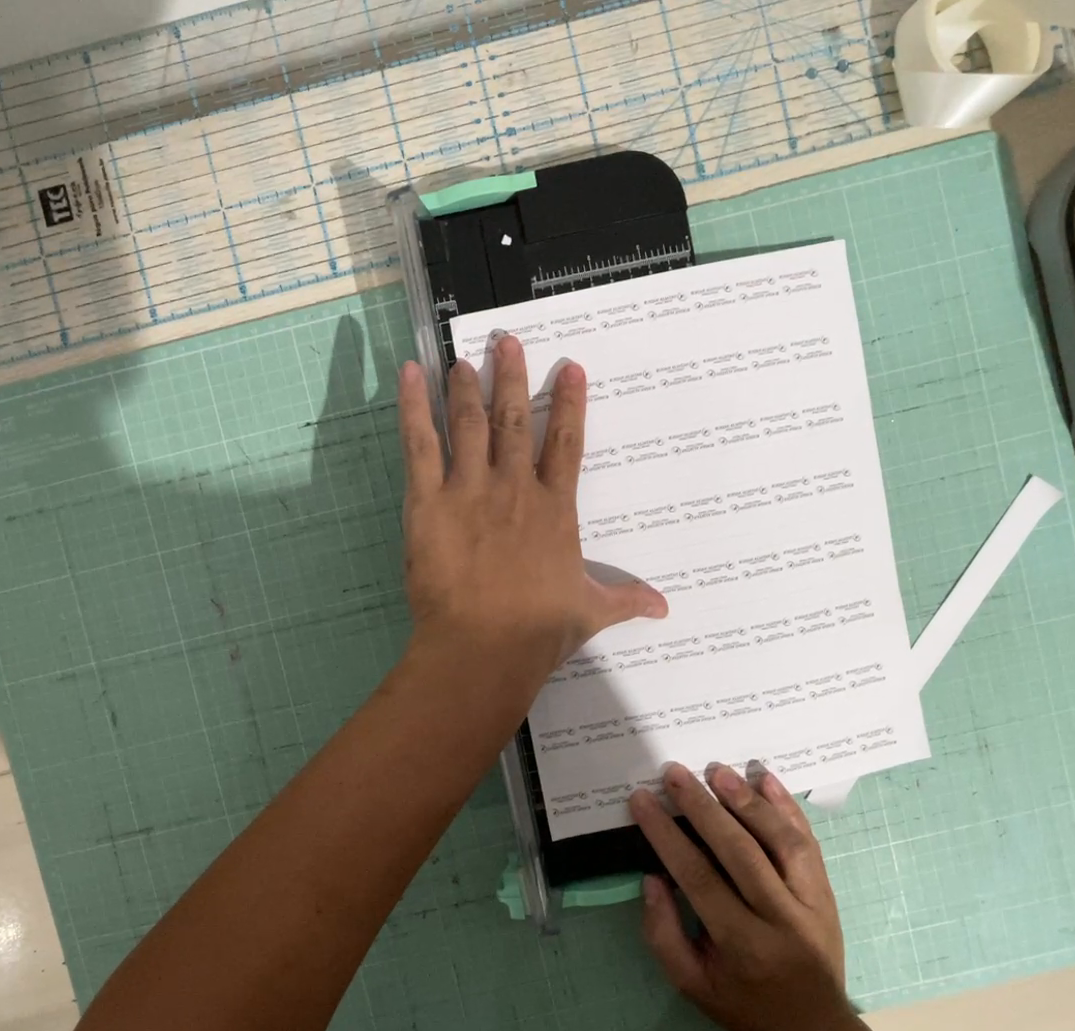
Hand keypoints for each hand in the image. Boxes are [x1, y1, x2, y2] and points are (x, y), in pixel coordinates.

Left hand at [396, 333, 667, 682]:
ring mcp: (470, 489)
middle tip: (507, 341)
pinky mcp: (428, 500)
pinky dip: (413, 406)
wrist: (484, 646)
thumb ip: (625, 601)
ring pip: (470, 423)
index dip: (570, 404)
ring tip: (464, 358)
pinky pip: (420, 444)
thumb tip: (665, 608)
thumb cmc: (538, 630)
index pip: (567, 444)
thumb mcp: (589, 612)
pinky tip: (409, 375)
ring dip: (467, 387)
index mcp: (554, 508)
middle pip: (516, 420)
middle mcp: (514, 487)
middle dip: (512, 377)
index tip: (570, 368)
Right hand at [630, 762, 869, 1030]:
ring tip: (717, 771)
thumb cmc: (742, 1004)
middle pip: (740, 851)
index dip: (667, 835)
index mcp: (743, 946)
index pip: (699, 878)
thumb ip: (663, 931)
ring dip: (748, 801)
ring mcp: (812, 904)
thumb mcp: (690, 982)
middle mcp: (783, 921)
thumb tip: (652, 876)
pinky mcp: (828, 893)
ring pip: (781, 841)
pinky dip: (789, 808)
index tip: (642, 801)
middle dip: (702, 807)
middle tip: (674, 773)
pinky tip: (766, 780)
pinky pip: (809, 844)